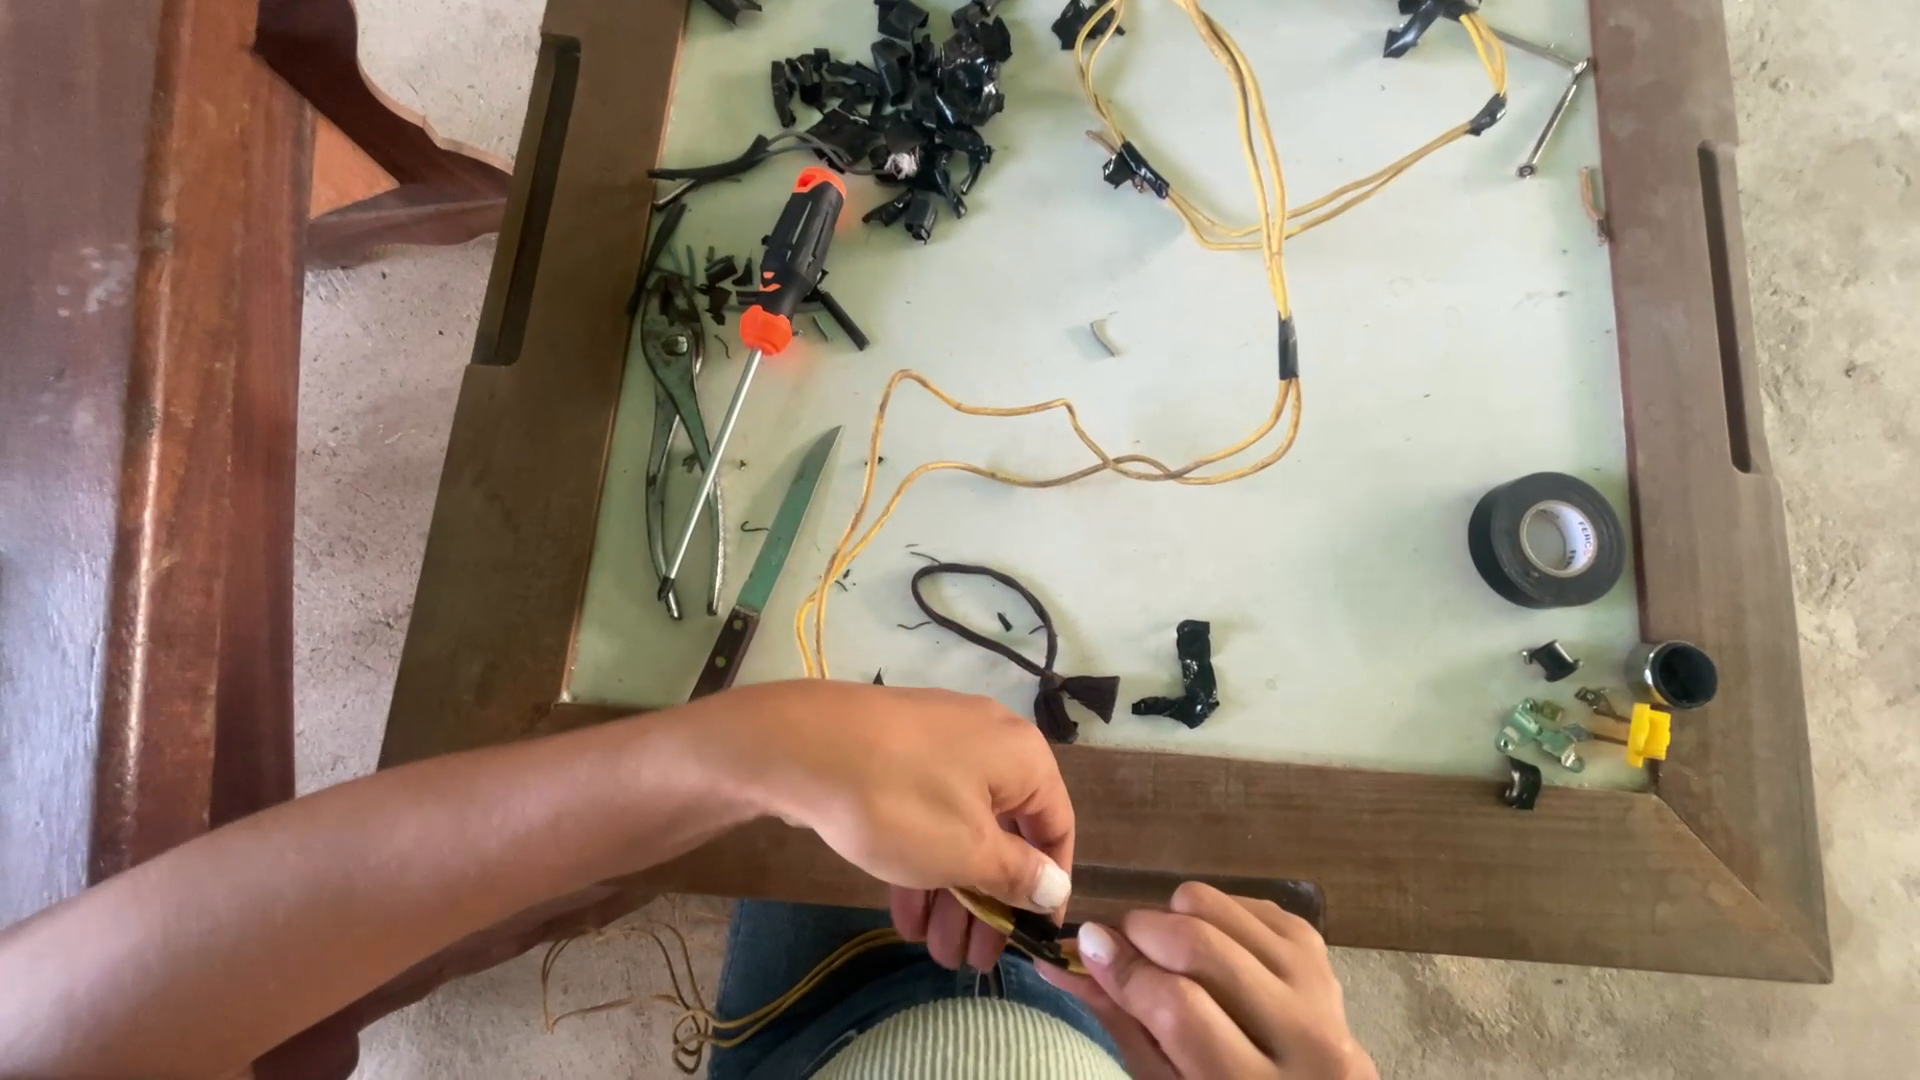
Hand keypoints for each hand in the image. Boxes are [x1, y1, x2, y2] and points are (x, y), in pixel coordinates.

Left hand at [686, 681, 1074, 967]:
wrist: (801, 745)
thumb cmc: (901, 802)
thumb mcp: (966, 851)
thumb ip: (1017, 873)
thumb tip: (1055, 887)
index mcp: (1023, 756)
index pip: (1057, 827)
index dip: (1048, 886)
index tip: (1031, 937)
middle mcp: (991, 741)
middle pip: (1005, 830)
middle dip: (988, 900)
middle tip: (971, 956)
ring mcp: (941, 742)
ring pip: (961, 825)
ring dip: (951, 889)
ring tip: (932, 948)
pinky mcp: (900, 751)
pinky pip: (928, 810)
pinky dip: (923, 857)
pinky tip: (904, 911)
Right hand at [1039, 883, 1374, 1079]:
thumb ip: (1120, 1020)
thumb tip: (1064, 958)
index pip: (1178, 1007)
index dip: (1124, 971)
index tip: (1085, 946)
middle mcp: (1304, 1038)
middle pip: (1199, 945)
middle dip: (1141, 932)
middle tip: (1118, 944)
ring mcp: (1319, 987)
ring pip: (1216, 908)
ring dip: (1173, 916)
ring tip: (1165, 950)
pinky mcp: (1317, 951)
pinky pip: (1244, 901)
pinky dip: (1211, 914)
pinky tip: (1209, 952)